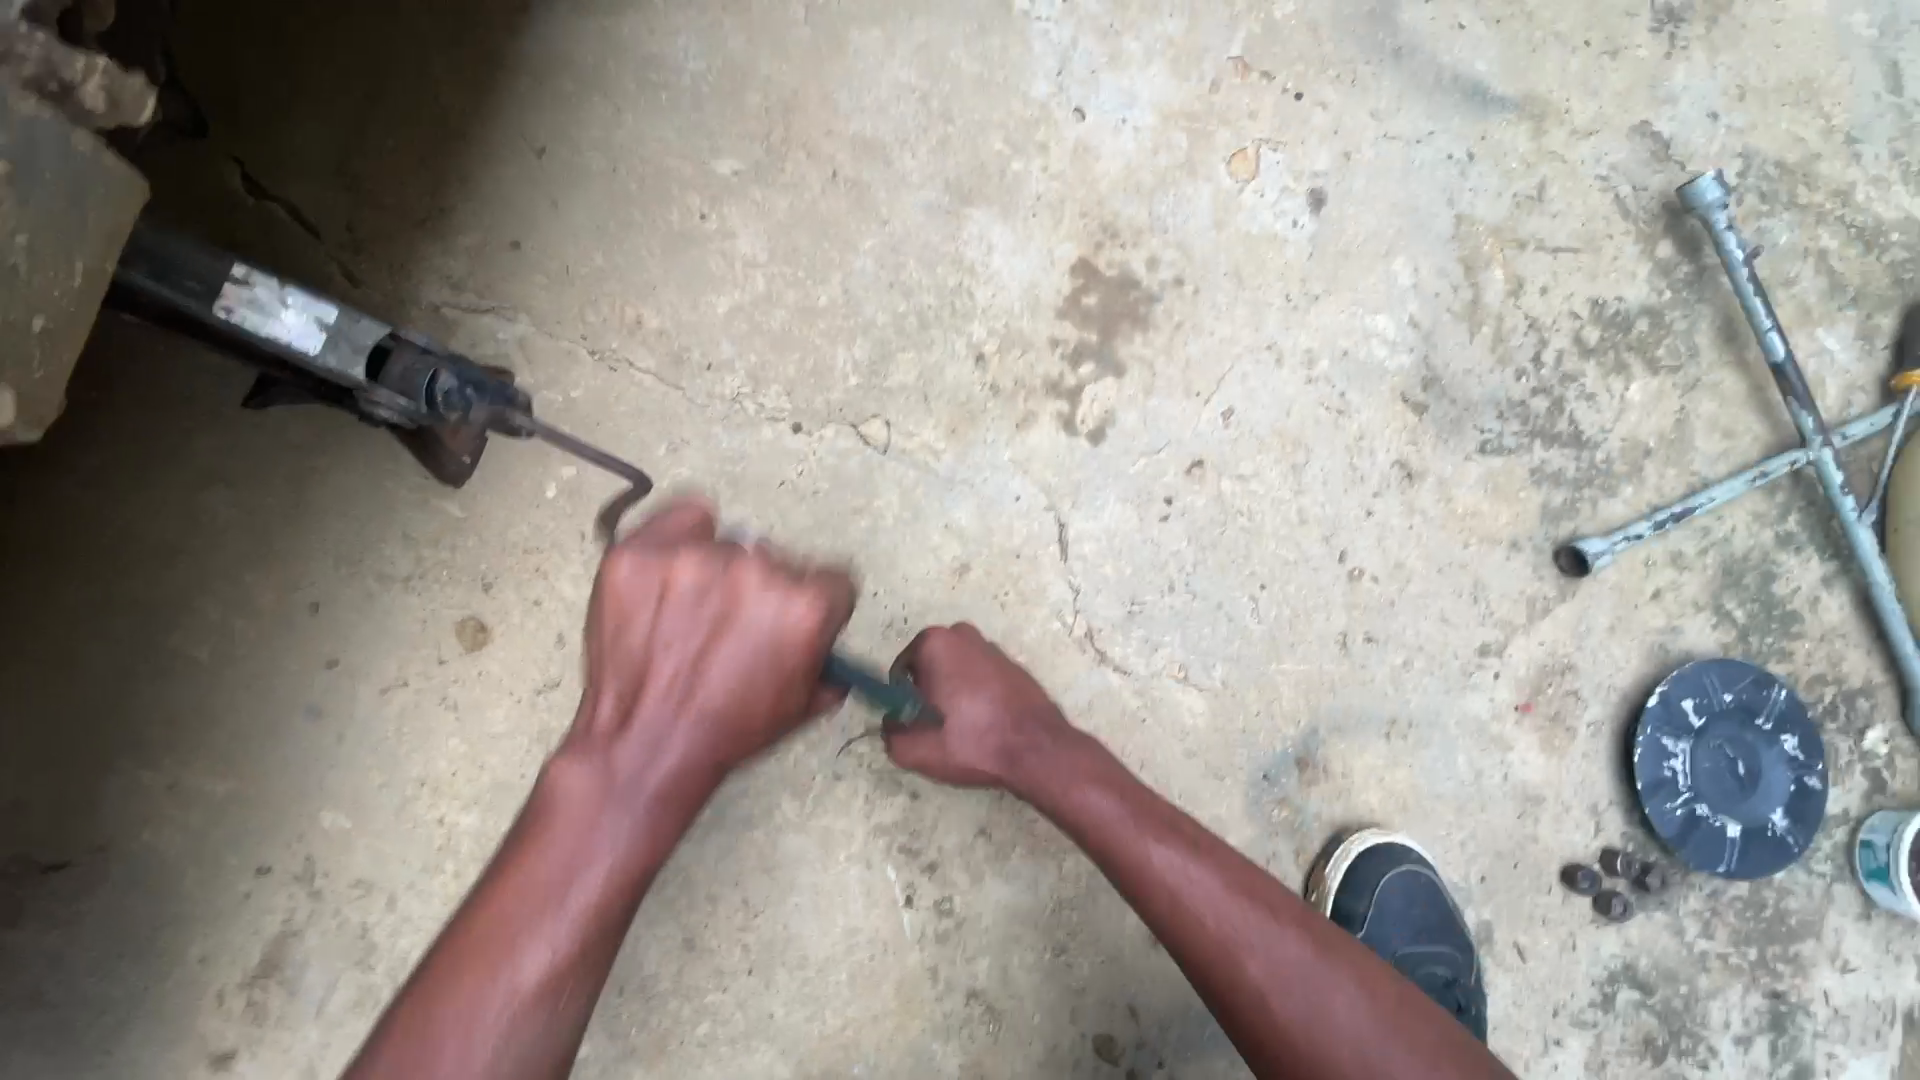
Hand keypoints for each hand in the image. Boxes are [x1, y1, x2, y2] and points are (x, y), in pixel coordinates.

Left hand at [566, 495, 856, 791]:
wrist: (643, 745)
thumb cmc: (728, 730)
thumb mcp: (801, 707)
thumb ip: (829, 666)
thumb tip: (831, 652)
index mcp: (806, 606)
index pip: (833, 580)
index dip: (817, 607)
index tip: (791, 626)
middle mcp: (758, 568)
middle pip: (779, 560)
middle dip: (766, 590)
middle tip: (736, 627)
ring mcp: (695, 556)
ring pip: (729, 543)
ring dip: (721, 570)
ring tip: (693, 612)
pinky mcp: (642, 551)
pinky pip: (682, 520)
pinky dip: (682, 538)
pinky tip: (673, 575)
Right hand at [884, 623, 1076, 791]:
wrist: (1037, 749)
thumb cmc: (973, 742)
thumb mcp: (918, 750)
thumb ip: (891, 735)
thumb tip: (893, 724)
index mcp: (935, 642)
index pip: (900, 673)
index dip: (904, 702)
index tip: (919, 724)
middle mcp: (962, 634)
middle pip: (929, 669)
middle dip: (929, 694)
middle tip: (940, 728)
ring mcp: (991, 647)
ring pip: (956, 673)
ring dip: (954, 695)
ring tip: (966, 730)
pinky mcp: (1013, 665)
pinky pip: (980, 679)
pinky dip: (978, 696)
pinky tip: (987, 724)